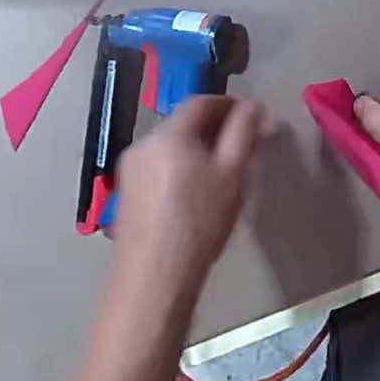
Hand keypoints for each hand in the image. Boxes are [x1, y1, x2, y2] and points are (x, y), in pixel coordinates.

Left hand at [112, 95, 265, 298]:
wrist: (155, 277)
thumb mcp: (232, 174)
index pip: (201, 102)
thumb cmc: (200, 222)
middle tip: (242, 146)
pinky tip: (195, 192)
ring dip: (197, 148)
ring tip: (222, 172)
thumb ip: (244, 133)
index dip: (229, 105)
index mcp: (168, 133)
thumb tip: (252, 107)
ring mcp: (130, 169)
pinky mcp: (127, 193)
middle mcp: (143, 143)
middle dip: (215, 129)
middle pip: (184, 123)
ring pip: (171, 145)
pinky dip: (180, 167)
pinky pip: (159, 166)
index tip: (252, 117)